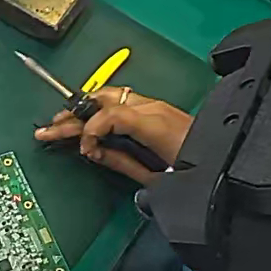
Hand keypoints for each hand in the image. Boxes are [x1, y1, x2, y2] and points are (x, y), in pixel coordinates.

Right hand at [35, 87, 193, 183]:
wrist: (223, 160)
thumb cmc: (192, 170)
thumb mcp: (154, 176)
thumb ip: (120, 162)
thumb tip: (93, 154)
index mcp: (151, 123)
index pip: (107, 114)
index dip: (89, 132)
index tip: (85, 152)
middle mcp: (150, 106)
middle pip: (102, 101)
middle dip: (71, 116)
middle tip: (47, 129)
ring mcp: (153, 104)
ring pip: (108, 95)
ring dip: (81, 107)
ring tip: (59, 120)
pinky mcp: (155, 108)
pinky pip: (119, 100)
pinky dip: (97, 107)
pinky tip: (85, 113)